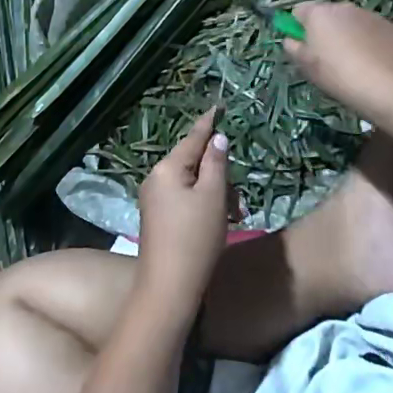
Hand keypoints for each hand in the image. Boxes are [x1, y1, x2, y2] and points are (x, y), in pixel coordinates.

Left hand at [135, 107, 230, 312]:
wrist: (169, 285)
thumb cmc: (196, 237)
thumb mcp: (213, 197)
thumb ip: (216, 164)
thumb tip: (216, 139)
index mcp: (167, 168)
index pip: (193, 138)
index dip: (208, 124)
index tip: (218, 107)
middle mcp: (155, 179)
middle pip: (193, 164)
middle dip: (220, 177)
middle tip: (239, 203)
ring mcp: (153, 199)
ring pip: (192, 184)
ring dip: (216, 196)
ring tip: (234, 219)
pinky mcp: (157, 218)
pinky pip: (184, 200)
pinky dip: (204, 206)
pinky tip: (219, 225)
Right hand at [282, 2, 392, 118]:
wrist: (389, 86)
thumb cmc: (338, 75)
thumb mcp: (306, 66)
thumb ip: (293, 48)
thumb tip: (291, 39)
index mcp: (319, 14)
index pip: (298, 10)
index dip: (297, 27)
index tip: (301, 47)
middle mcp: (344, 7)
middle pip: (326, 14)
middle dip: (323, 30)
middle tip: (325, 58)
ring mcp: (370, 15)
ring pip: (350, 22)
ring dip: (346, 35)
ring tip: (351, 63)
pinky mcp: (390, 26)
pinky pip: (370, 30)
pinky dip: (367, 41)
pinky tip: (371, 63)